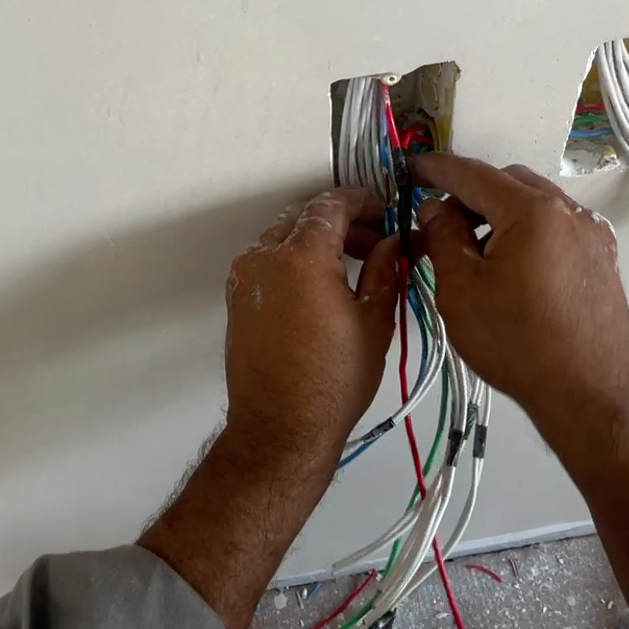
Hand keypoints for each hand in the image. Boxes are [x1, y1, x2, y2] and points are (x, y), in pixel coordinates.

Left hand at [221, 187, 401, 471]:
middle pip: (304, 216)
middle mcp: (266, 256)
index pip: (331, 204)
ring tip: (349, 266)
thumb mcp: (375, 322)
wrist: (281, 427)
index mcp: (303, 255)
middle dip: (340, 221)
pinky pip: (266, 259)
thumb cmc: (333, 381)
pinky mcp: (236, 296)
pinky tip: (319, 284)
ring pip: (283, 235)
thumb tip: (391, 244)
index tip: (381, 210)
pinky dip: (292, 258)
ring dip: (315, 239)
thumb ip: (384, 271)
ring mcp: (246, 276)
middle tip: (372, 242)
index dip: (361, 201)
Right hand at [408, 154, 628, 607]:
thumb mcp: (461, 289)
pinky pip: (556, 225)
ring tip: (471, 245)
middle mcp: (569, 210)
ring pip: (535, 201)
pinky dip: (526, 228)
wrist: (590, 397)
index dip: (437, 168)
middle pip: (508, 181)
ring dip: (499, 210)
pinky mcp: (602, 258)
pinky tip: (509, 261)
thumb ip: (442, 236)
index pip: (473, 174)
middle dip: (469, 192)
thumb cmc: (516, 342)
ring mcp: (592, 233)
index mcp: (532, 210)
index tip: (411, 167)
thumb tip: (434, 207)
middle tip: (437, 219)